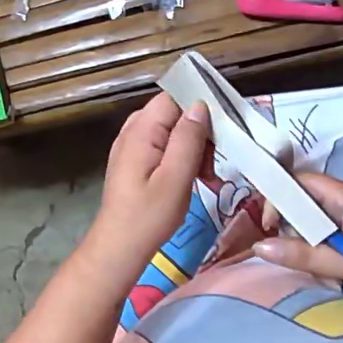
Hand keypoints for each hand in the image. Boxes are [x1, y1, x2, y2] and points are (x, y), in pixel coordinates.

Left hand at [82, 94, 210, 274]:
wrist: (120, 246)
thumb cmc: (149, 215)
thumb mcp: (176, 177)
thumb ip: (189, 138)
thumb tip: (201, 104)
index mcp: (141, 129)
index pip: (175, 96)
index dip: (201, 107)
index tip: (223, 130)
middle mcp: (134, 129)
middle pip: (176, 112)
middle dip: (201, 133)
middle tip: (213, 164)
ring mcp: (133, 145)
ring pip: (174, 131)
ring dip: (195, 149)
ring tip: (207, 178)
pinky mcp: (137, 160)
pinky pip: (166, 147)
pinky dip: (183, 159)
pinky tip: (196, 180)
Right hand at [251, 172, 342, 317]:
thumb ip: (306, 256)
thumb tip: (259, 248)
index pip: (302, 182)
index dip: (279, 197)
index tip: (267, 227)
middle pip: (306, 205)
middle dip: (294, 231)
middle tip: (294, 257)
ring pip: (318, 228)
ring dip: (311, 250)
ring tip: (324, 276)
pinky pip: (333, 242)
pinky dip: (327, 259)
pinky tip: (337, 280)